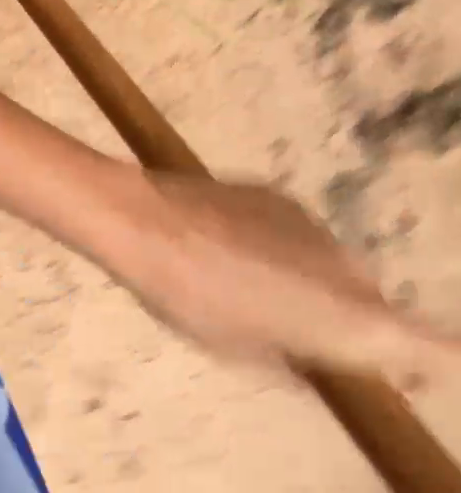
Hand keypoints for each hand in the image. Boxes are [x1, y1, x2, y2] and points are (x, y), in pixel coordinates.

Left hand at [106, 173, 460, 387]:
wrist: (137, 218)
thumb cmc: (187, 295)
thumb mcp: (237, 352)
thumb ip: (291, 368)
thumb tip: (306, 373)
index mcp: (363, 324)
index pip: (444, 352)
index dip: (424, 362)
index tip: (391, 369)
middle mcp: (358, 273)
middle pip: (372, 306)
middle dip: (341, 318)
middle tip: (280, 324)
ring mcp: (320, 227)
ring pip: (328, 266)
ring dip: (301, 276)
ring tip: (233, 277)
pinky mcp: (280, 195)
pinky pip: (291, 231)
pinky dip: (269, 240)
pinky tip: (217, 240)